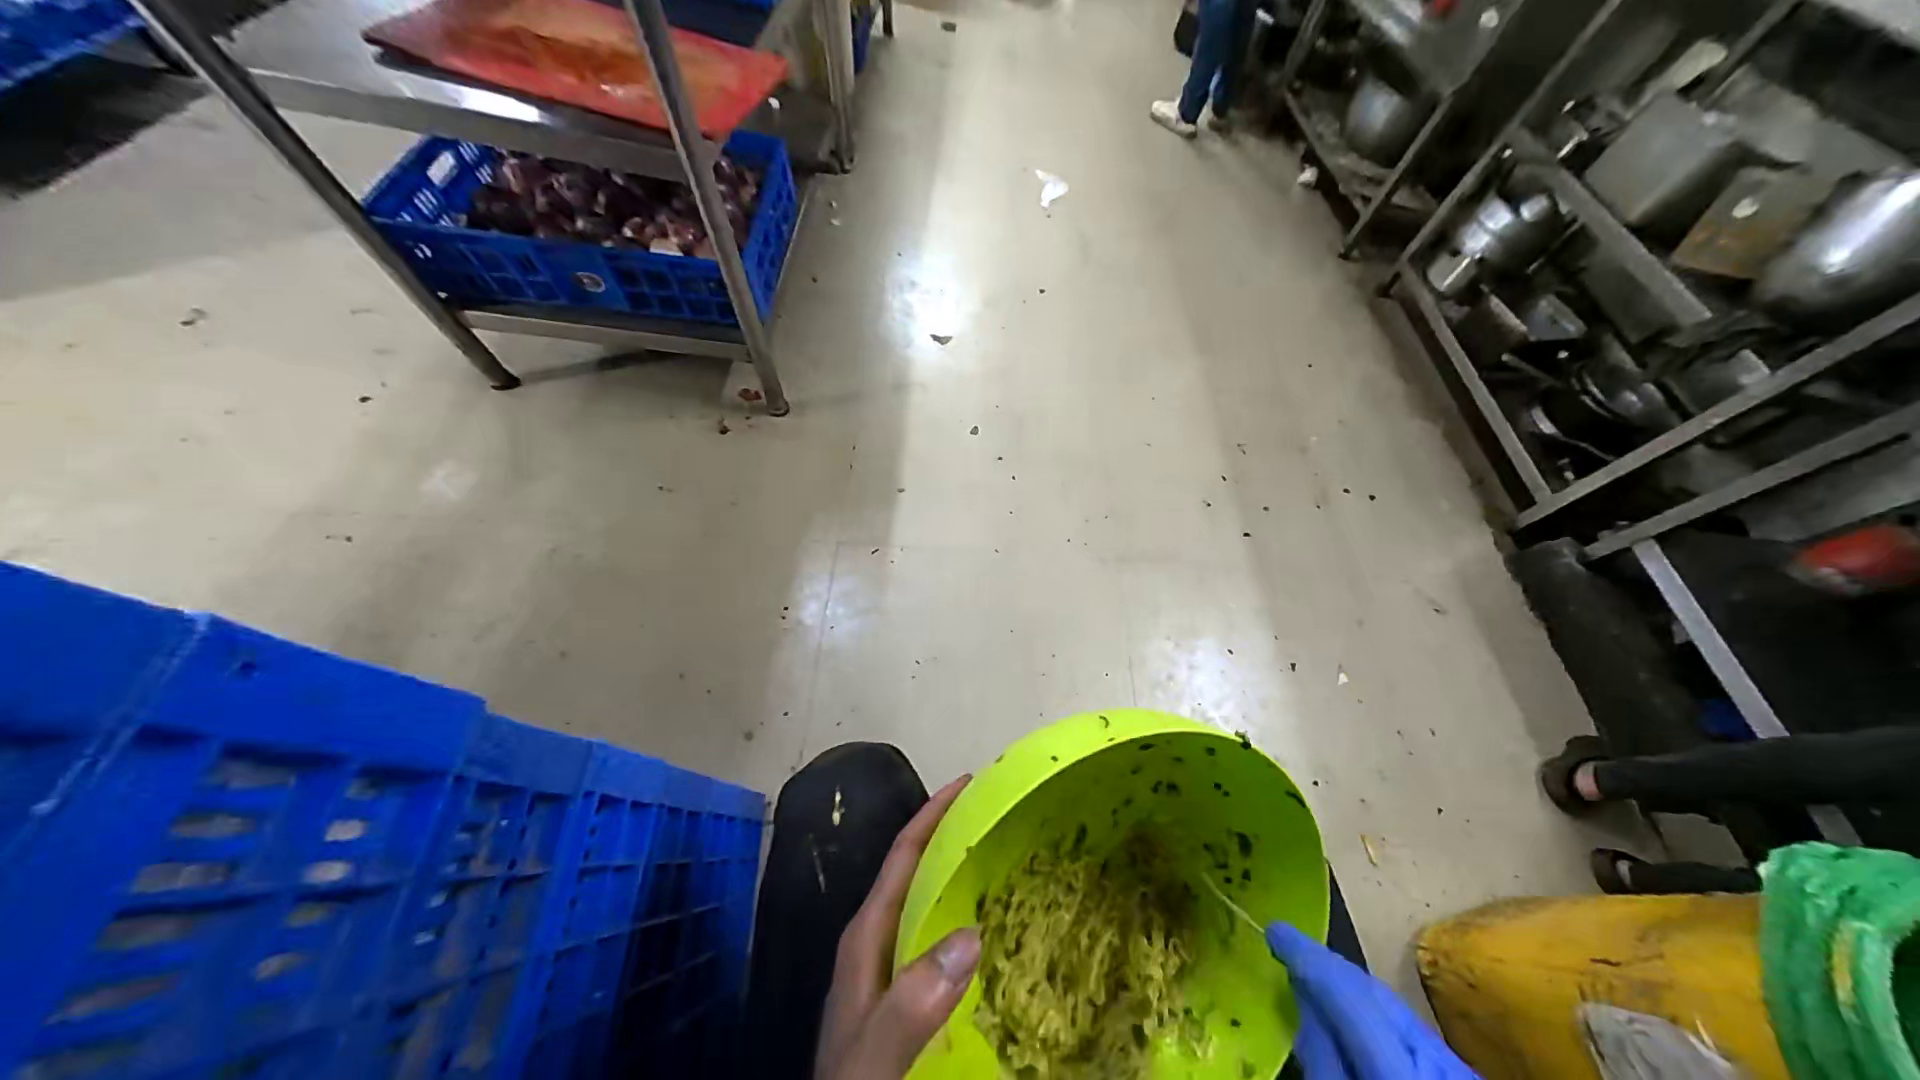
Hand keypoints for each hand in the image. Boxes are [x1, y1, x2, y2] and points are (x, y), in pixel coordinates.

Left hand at [815, 775, 978, 1079]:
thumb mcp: (876, 1053)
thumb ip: (911, 1003)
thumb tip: (971, 935)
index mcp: (866, 936)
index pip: (902, 857)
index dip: (931, 814)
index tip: (968, 783)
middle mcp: (875, 940)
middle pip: (914, 869)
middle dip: (949, 834)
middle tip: (998, 813)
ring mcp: (885, 966)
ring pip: (925, 900)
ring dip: (956, 871)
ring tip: (1002, 855)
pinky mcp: (899, 991)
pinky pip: (934, 935)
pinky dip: (959, 914)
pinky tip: (989, 928)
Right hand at [1265, 923, 1478, 1079]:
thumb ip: (1324, 1063)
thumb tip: (1304, 999)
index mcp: (1399, 1077)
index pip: (1349, 998)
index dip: (1309, 958)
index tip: (1275, 930)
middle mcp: (1438, 1066)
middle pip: (1378, 998)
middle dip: (1330, 967)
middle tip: (1289, 947)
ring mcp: (1459, 1073)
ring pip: (1396, 1011)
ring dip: (1352, 989)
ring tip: (1314, 972)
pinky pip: (1412, 1033)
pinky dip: (1376, 1016)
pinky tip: (1353, 1013)